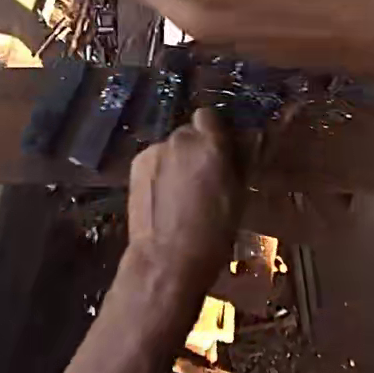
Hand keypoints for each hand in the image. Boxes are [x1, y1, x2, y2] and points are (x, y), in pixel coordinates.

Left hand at [126, 108, 238, 295]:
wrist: (167, 256)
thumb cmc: (213, 233)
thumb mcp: (236, 196)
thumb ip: (233, 164)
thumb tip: (233, 149)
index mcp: (210, 145)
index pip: (209, 116)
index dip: (213, 131)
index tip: (218, 147)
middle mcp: (180, 140)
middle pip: (188, 132)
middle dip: (195, 148)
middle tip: (201, 174)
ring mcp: (155, 150)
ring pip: (169, 147)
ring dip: (176, 160)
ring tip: (179, 191)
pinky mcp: (136, 163)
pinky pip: (154, 160)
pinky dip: (159, 171)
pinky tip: (162, 196)